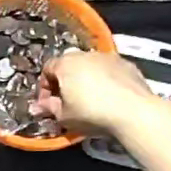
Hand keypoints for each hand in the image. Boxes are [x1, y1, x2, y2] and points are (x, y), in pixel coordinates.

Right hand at [37, 49, 164, 136]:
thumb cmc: (91, 113)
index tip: (48, 103)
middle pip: (69, 65)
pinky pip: (109, 71)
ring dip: (86, 79)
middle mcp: (86, 54)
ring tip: (89, 99)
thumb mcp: (63, 116)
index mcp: (66, 64)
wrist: (134, 112)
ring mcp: (109, 57)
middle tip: (66, 101)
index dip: (44, 87)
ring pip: (90, 66)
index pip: (47, 69)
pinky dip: (105, 80)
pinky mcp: (128, 65)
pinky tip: (108, 97)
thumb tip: (36, 107)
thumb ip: (48, 108)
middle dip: (65, 81)